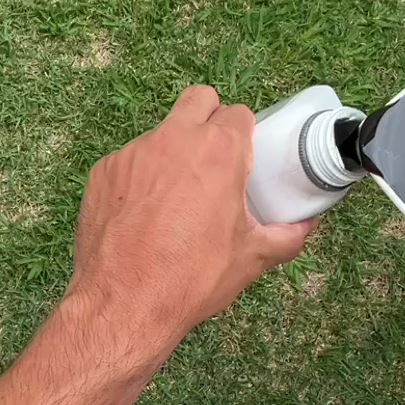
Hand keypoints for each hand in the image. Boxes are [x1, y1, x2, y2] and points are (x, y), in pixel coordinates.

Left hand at [63, 85, 314, 360]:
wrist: (124, 304)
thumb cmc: (188, 279)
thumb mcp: (251, 259)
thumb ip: (287, 236)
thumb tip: (303, 227)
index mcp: (217, 151)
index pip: (238, 114)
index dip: (243, 135)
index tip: (242, 160)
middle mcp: (172, 140)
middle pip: (198, 101)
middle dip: (208, 120)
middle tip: (211, 161)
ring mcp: (131, 154)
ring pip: (158, 134)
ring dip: (170, 154)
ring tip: (172, 201)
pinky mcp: (102, 173)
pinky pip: (126, 163)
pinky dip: (136, 181)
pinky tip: (139, 216)